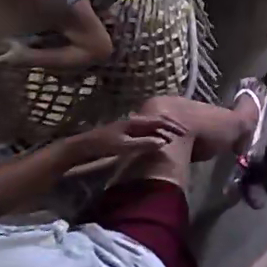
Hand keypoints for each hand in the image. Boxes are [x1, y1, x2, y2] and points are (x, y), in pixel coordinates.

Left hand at [0, 39, 34, 65]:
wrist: (35, 59)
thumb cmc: (24, 51)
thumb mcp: (15, 43)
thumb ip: (8, 41)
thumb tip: (1, 38)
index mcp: (4, 59)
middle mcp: (7, 64)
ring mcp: (14, 66)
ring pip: (6, 64)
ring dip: (3, 62)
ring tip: (2, 58)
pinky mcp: (20, 65)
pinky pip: (12, 64)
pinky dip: (10, 61)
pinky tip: (14, 58)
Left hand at [60, 115, 185, 161]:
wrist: (82, 146)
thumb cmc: (102, 146)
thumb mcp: (123, 146)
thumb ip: (143, 144)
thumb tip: (163, 142)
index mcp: (135, 122)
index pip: (160, 121)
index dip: (173, 126)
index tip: (184, 132)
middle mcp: (134, 121)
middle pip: (157, 119)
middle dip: (172, 124)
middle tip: (184, 131)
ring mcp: (129, 126)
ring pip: (152, 124)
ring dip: (164, 128)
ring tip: (174, 134)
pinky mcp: (125, 132)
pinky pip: (146, 129)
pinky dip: (156, 132)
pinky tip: (157, 138)